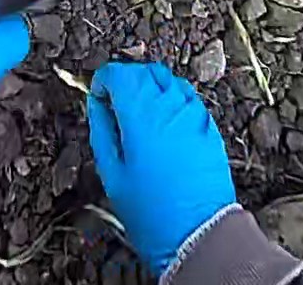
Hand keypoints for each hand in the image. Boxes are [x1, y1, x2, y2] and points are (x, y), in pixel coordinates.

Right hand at [87, 62, 235, 272]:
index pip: (118, 73)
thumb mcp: (113, 175)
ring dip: (148, 87)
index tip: (98, 95)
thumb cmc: (155, 211)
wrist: (200, 231)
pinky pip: (183, 95)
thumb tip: (96, 105)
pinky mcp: (206, 119)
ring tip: (139, 119)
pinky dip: (169, 99)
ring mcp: (191, 108)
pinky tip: (163, 126)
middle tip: (115, 108)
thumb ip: (102, 132)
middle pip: (142, 70)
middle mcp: (168, 102)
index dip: (103, 80)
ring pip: (164, 78)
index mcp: (141, 112)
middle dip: (125, 81)